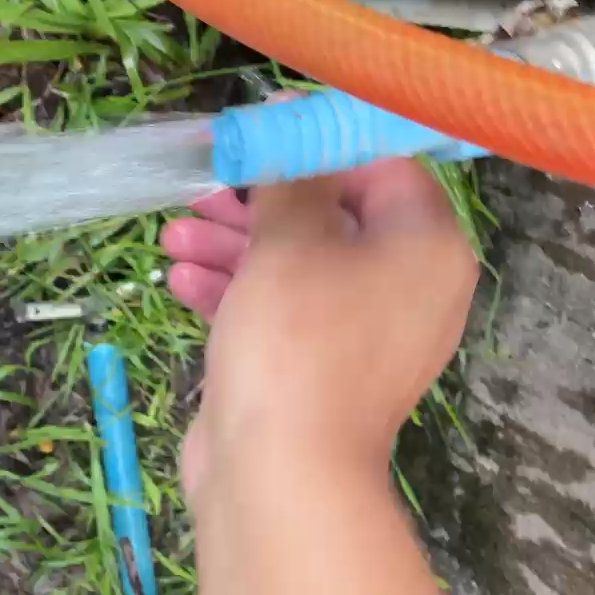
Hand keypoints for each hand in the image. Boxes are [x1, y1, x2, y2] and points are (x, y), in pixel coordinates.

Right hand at [162, 158, 478, 491]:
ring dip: (229, 248)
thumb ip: (290, 185)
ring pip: (287, 268)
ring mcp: (348, 331)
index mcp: (422, 248)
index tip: (253, 142)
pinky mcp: (302, 364)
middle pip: (324, 221)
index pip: (379, 171)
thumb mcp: (289, 247)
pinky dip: (229, 292)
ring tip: (172, 238)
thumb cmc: (294, 344)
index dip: (315, 149)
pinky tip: (180, 281)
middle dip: (254, 206)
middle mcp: (397, 286)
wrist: (277, 464)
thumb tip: (287, 129)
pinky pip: (270, 311)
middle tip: (197, 195)